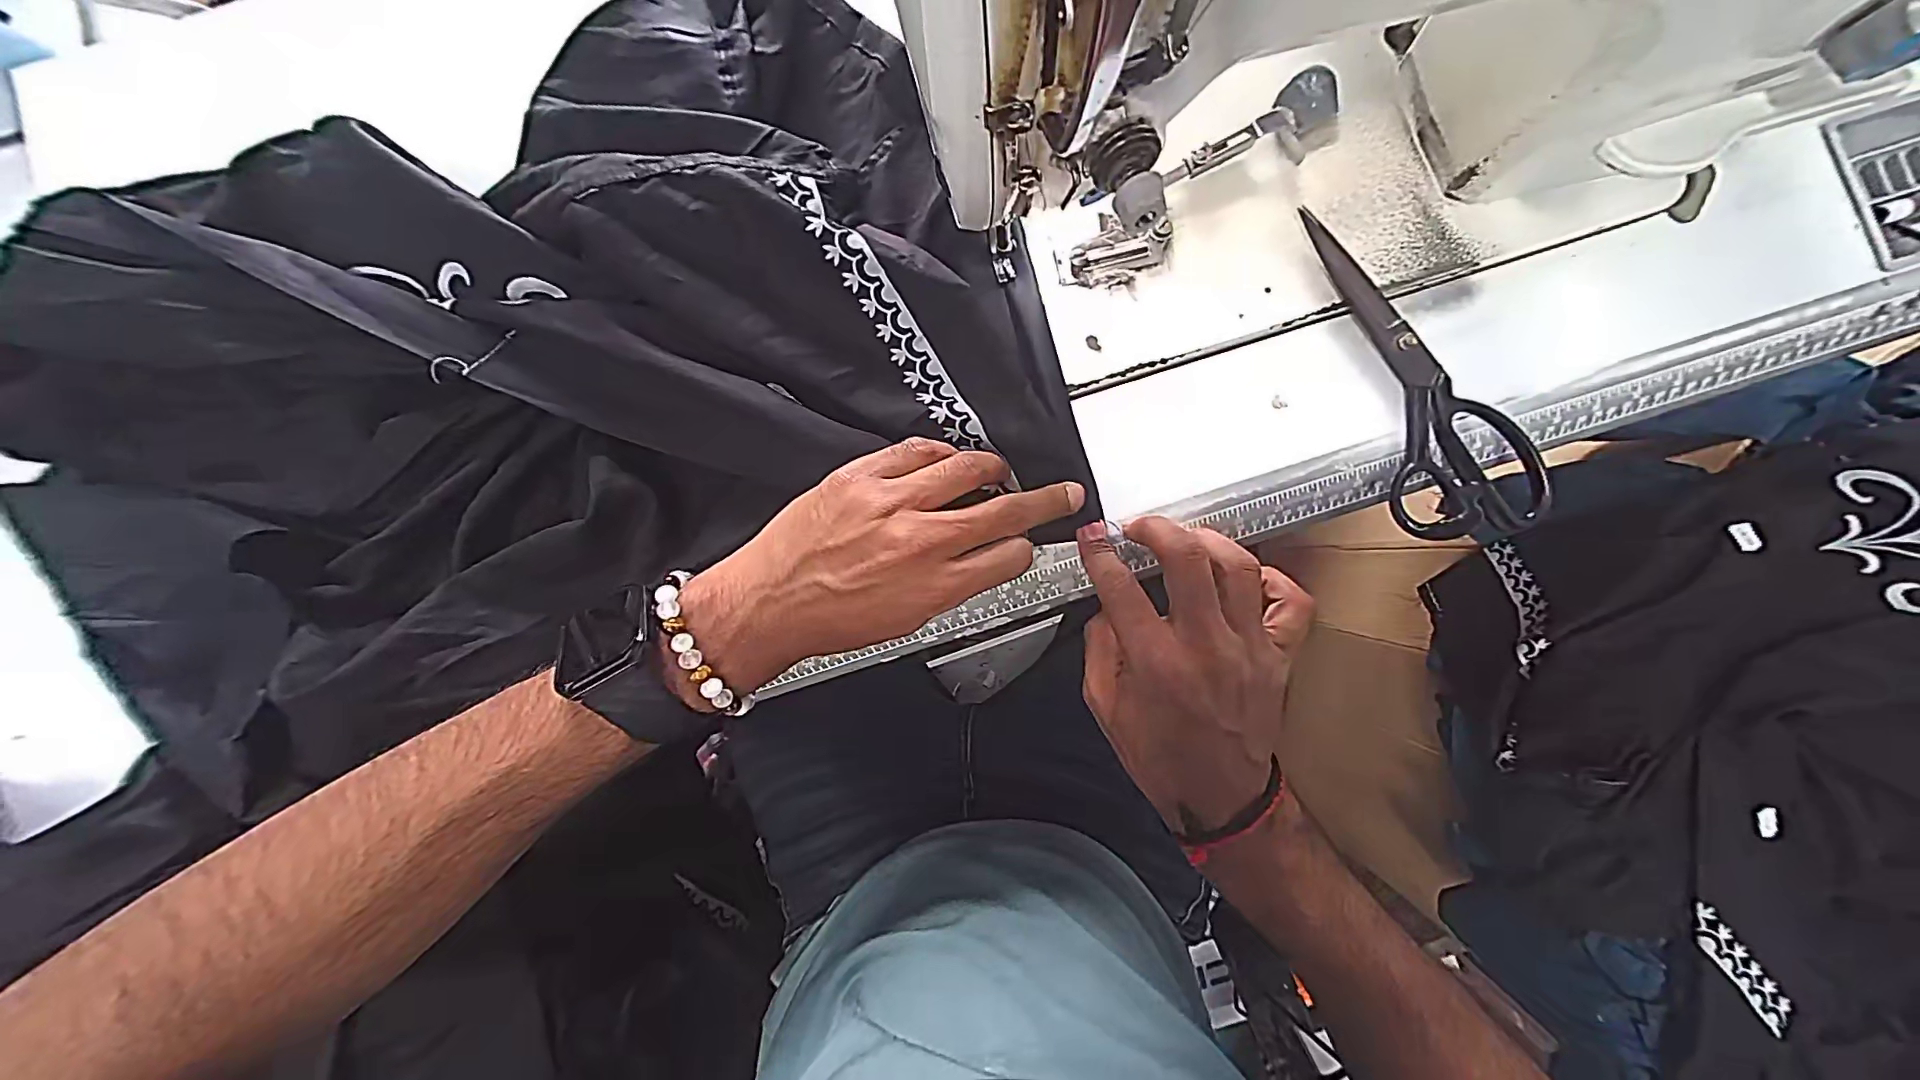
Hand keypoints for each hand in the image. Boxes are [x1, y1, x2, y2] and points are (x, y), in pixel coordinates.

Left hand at [670, 439, 1084, 703]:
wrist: (767, 604)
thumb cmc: (829, 622)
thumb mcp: (906, 621)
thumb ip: (951, 588)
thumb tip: (978, 565)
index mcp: (937, 584)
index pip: (1010, 555)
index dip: (1027, 548)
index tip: (1029, 541)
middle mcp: (921, 540)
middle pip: (1005, 509)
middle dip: (1045, 500)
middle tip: (1059, 492)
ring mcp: (891, 502)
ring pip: (967, 469)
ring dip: (994, 468)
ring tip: (998, 470)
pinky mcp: (860, 477)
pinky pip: (916, 450)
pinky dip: (940, 452)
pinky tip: (944, 458)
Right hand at [1075, 516, 1313, 834]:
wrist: (1220, 797)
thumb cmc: (1160, 756)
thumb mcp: (1105, 706)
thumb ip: (1099, 649)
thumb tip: (1106, 606)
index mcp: (1154, 663)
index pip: (1120, 587)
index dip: (1101, 552)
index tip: (1094, 536)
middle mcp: (1204, 648)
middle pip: (1186, 560)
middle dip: (1157, 529)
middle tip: (1139, 527)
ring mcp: (1249, 649)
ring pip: (1238, 568)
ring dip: (1207, 541)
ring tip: (1186, 540)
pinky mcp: (1279, 656)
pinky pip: (1290, 601)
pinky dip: (1269, 577)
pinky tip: (1243, 576)